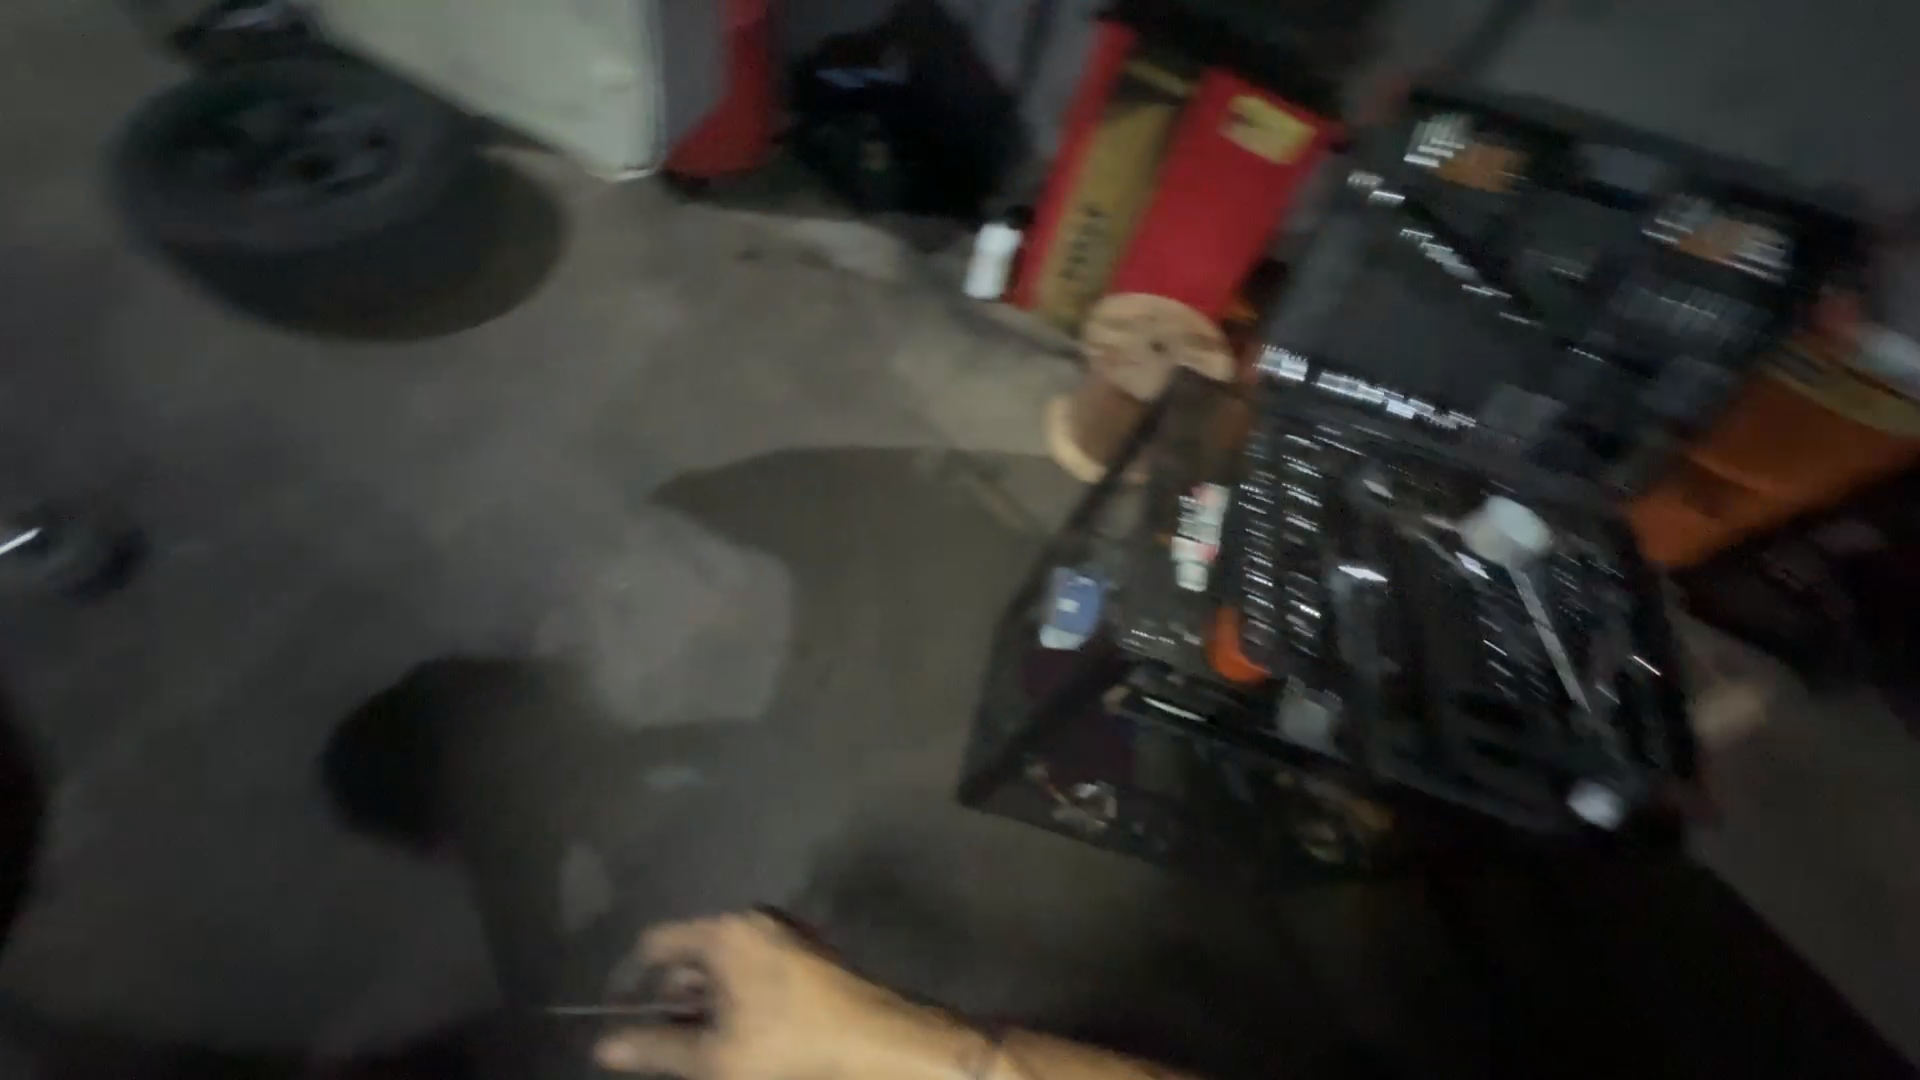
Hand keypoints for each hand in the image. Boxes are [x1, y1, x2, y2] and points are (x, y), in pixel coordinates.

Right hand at [592, 911, 985, 1079]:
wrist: (867, 1036)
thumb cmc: (783, 1042)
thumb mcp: (711, 1054)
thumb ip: (655, 1046)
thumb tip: (605, 1046)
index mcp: (724, 932)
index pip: (656, 942)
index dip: (629, 979)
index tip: (616, 1016)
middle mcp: (750, 919)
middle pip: (690, 952)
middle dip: (672, 997)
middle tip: (669, 1043)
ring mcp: (779, 930)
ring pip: (722, 962)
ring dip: (704, 1000)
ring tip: (705, 1045)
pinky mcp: (800, 947)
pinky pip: (750, 963)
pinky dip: (734, 993)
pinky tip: (739, 1032)